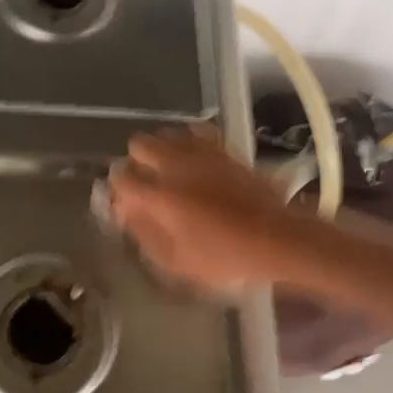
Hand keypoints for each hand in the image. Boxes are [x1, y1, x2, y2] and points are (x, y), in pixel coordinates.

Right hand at [106, 125, 315, 290]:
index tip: (126, 202)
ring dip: (162, 149)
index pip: (121, 176)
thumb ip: (145, 234)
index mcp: (158, 195)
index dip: (118, 188)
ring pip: (166, 133)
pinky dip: (189, 140)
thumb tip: (126, 214)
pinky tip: (195, 157)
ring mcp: (200, 152)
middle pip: (138, 144)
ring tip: (171, 169)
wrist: (274, 237)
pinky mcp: (223, 148)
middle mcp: (174, 165)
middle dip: (137, 161)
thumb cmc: (224, 256)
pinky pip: (197, 131)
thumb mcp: (176, 261)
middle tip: (147, 183)